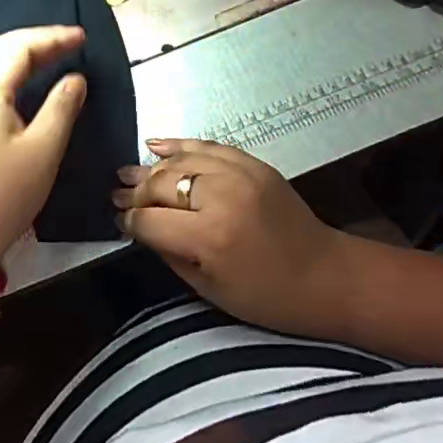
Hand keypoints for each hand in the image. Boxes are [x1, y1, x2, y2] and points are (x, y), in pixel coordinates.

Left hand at [0, 26, 87, 271]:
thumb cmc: (6, 193)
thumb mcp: (44, 149)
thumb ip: (62, 106)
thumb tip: (75, 78)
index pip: (18, 48)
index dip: (52, 38)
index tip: (82, 37)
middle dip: (34, 40)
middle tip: (69, 43)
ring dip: (20, 53)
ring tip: (53, 56)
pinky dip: (9, 70)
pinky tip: (27, 82)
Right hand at [115, 139, 353, 338]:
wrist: (326, 275)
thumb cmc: (266, 297)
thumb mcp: (208, 288)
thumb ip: (168, 252)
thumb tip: (140, 227)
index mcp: (209, 236)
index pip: (149, 220)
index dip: (129, 222)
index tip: (119, 223)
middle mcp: (221, 195)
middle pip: (161, 184)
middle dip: (135, 193)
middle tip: (116, 196)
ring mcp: (240, 173)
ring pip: (181, 161)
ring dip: (152, 168)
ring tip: (127, 173)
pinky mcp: (254, 164)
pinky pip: (209, 146)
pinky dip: (181, 144)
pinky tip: (157, 145)